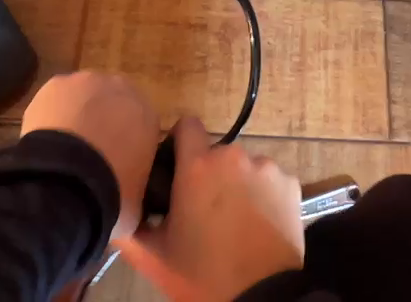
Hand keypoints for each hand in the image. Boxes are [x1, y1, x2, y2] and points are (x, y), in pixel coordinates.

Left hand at [20, 71, 160, 237]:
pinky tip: (45, 142)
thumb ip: (139, 191)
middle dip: (102, 124)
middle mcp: (122, 88)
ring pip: (84, 98)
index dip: (125, 144)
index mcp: (148, 114)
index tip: (113, 166)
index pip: (140, 124)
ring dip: (78, 118)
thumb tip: (132, 198)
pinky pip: (57, 99)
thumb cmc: (110, 197)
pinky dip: (52, 115)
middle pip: (112, 104)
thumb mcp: (138, 204)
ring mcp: (87, 81)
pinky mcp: (56, 84)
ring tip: (62, 152)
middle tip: (87, 158)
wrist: (65, 186)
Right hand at [115, 117, 303, 301]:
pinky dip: (264, 196)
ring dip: (237, 185)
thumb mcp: (155, 258)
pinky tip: (259, 225)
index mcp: (197, 166)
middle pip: (215, 153)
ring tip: (234, 222)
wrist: (260, 301)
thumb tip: (119, 207)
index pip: (186, 125)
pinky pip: (270, 180)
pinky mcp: (291, 182)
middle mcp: (233, 155)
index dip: (179, 143)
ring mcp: (266, 166)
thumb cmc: (203, 278)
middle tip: (203, 211)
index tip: (176, 168)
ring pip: (243, 167)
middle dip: (208, 175)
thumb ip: (131, 226)